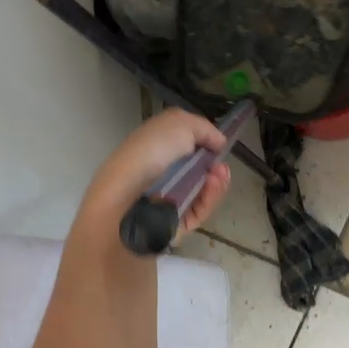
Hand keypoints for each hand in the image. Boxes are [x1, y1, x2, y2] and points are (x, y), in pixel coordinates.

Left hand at [77, 108, 233, 242]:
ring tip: (221, 174)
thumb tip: (220, 142)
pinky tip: (215, 185)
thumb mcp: (178, 124)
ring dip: (216, 181)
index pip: (185, 147)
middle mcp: (161, 175)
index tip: (219, 145)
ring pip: (202, 192)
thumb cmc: (148, 154)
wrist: (125, 198)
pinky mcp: (176, 223)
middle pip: (197, 171)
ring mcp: (168, 200)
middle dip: (214, 165)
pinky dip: (210, 197)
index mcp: (154, 149)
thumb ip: (203, 129)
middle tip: (222, 164)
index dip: (205, 144)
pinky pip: (200, 210)